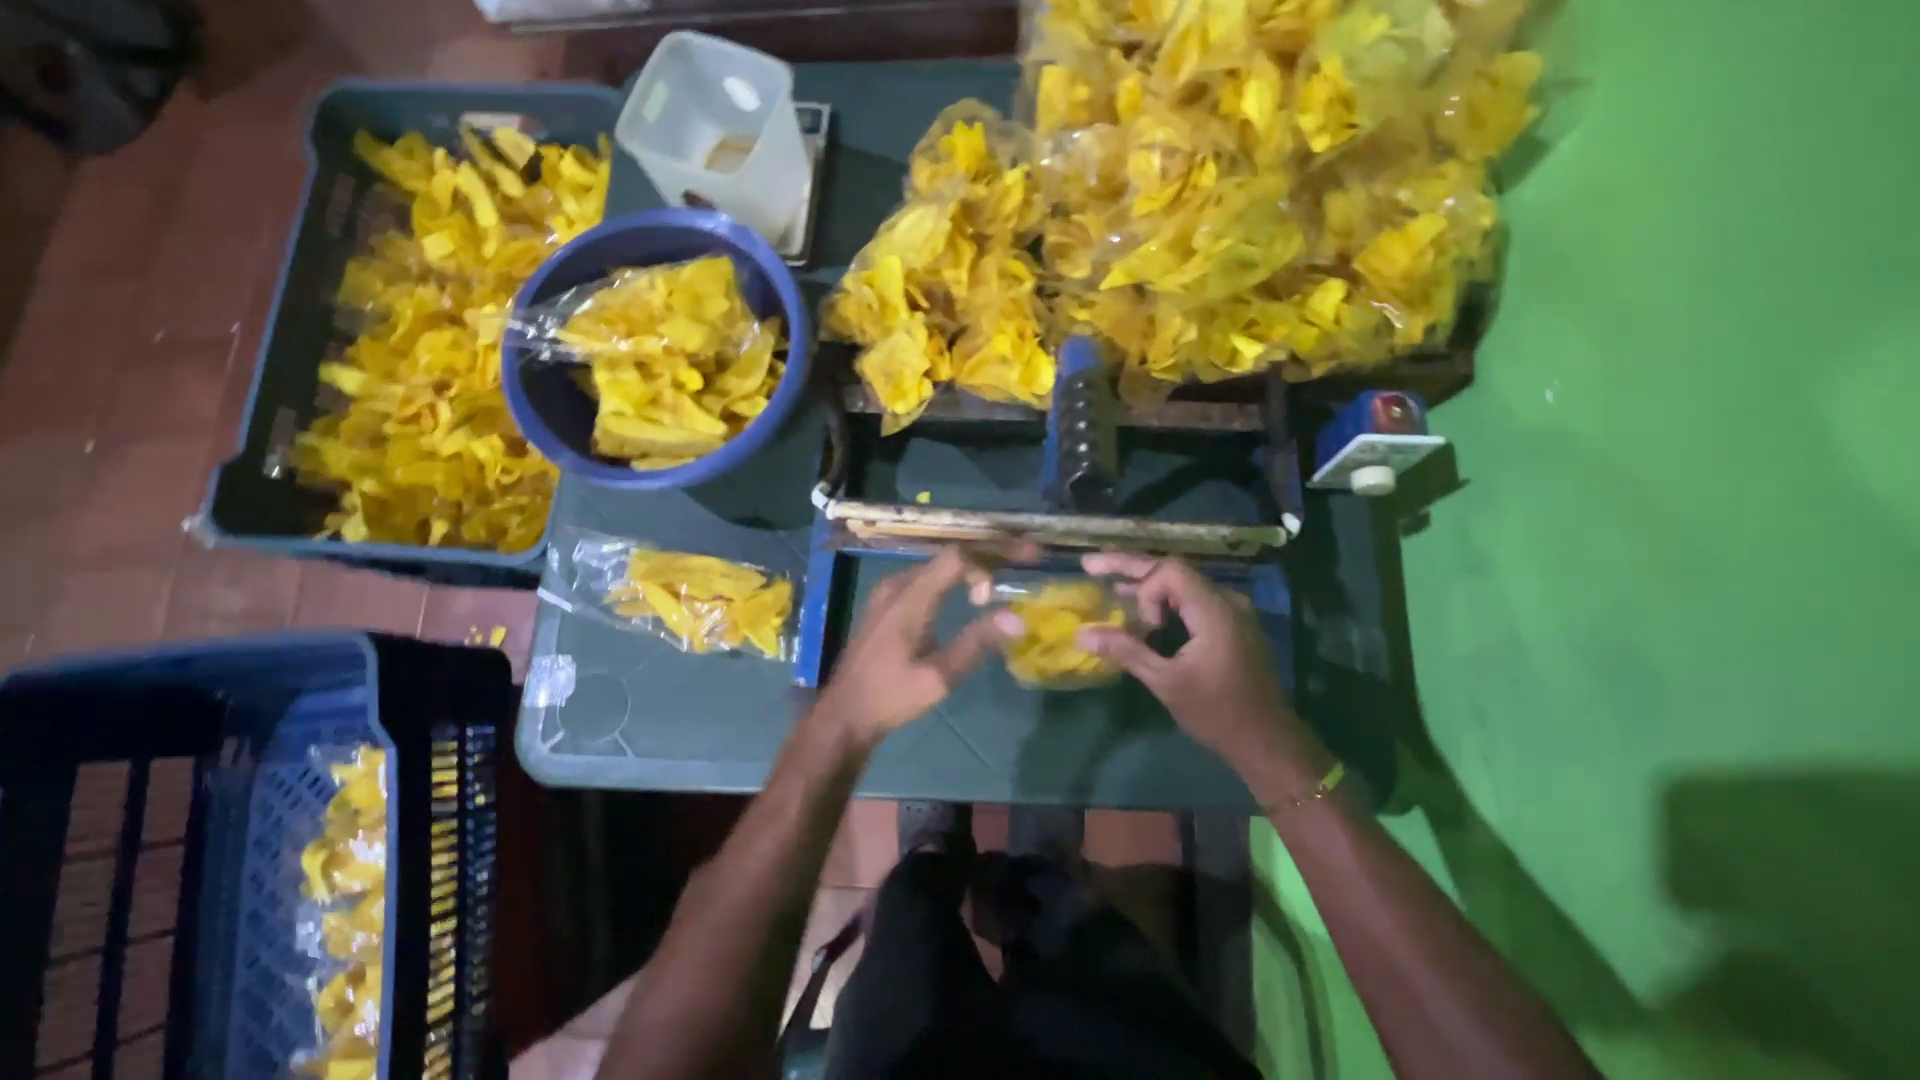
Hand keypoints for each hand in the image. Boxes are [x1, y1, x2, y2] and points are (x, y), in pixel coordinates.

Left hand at [813, 543, 1034, 742]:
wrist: (843, 713)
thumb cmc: (890, 697)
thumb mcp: (938, 677)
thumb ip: (976, 643)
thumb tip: (1018, 618)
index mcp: (910, 598)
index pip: (958, 556)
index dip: (995, 552)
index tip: (1028, 559)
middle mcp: (898, 584)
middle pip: (951, 554)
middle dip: (992, 553)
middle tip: (1028, 557)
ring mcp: (889, 592)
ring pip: (940, 565)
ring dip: (975, 565)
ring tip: (1009, 572)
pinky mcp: (888, 603)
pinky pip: (929, 577)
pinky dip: (957, 576)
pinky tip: (975, 592)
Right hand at [1077, 553, 1323, 793]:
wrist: (1266, 739)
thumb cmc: (1217, 712)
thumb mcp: (1166, 683)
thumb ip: (1126, 651)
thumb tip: (1082, 634)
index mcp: (1215, 611)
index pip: (1170, 571)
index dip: (1145, 590)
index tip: (1144, 628)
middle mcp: (1226, 601)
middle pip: (1174, 570)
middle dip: (1131, 567)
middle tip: (1091, 565)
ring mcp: (1232, 611)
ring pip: (1183, 585)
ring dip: (1148, 587)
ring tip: (1111, 587)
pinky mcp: (1232, 625)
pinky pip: (1194, 601)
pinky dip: (1166, 603)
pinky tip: (1144, 614)